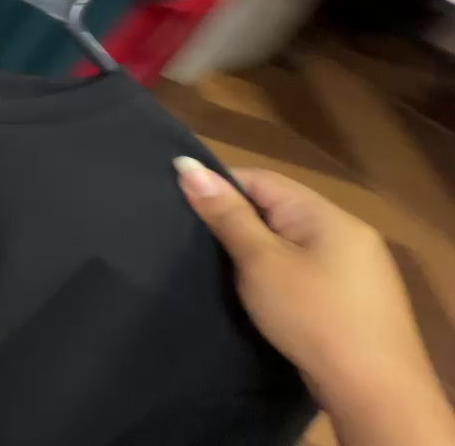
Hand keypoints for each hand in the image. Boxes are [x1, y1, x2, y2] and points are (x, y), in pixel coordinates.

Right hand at [175, 158, 454, 438]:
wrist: (374, 392)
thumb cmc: (311, 314)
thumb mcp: (258, 259)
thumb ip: (224, 211)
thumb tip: (186, 165)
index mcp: (329, 218)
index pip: (260, 180)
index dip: (218, 187)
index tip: (183, 207)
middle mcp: (347, 234)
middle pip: (273, 206)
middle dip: (233, 217)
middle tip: (197, 236)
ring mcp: (354, 267)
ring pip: (285, 236)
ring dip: (252, 244)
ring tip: (220, 259)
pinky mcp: (350, 294)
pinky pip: (300, 261)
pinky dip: (273, 265)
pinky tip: (254, 283)